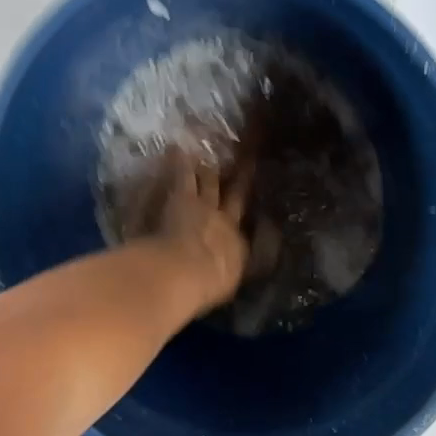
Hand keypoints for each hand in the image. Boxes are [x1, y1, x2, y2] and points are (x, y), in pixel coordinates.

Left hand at [154, 149, 251, 315]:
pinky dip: (181, 160)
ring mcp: (204, 206)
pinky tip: (177, 147)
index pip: (248, 229)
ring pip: (210, 181)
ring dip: (210, 168)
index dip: (251, 213)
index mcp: (238, 248)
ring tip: (212, 154)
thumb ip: (232, 271)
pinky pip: (183, 174)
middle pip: (236, 195)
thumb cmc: (203, 288)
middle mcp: (225, 222)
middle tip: (250, 159)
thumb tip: (236, 268)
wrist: (184, 271)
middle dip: (243, 178)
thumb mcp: (225, 284)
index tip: (257, 202)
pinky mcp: (182, 196)